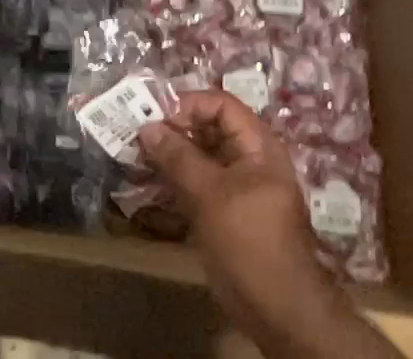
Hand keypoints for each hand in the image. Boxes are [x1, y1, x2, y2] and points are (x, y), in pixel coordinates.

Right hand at [139, 91, 399, 358]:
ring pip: (197, 157)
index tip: (152, 116)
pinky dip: (171, 181)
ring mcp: (234, 187)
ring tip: (133, 158)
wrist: (278, 309)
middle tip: (134, 135)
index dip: (187, 104)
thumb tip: (148, 126)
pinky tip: (144, 185)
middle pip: (207, 128)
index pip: (220, 104)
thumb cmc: (250, 242)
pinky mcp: (222, 212)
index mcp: (257, 146)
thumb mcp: (211, 194)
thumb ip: (179, 157)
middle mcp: (247, 160)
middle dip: (171, 129)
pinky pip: (194, 184)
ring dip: (167, 156)